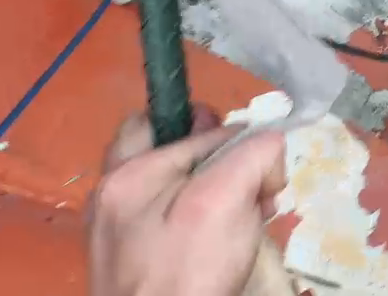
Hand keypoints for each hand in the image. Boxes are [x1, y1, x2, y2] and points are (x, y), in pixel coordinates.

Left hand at [88, 106, 286, 295]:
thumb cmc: (188, 266)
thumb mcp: (228, 194)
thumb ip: (254, 151)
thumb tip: (268, 145)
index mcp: (129, 173)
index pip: (193, 120)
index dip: (229, 133)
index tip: (249, 164)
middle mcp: (120, 192)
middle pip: (186, 143)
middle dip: (230, 154)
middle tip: (248, 182)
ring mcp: (130, 223)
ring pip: (196, 174)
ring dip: (233, 184)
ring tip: (249, 211)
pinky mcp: (146, 247)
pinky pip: (191, 206)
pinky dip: (222, 210)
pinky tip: (236, 230)